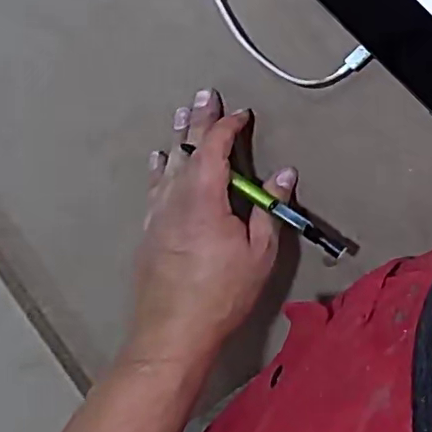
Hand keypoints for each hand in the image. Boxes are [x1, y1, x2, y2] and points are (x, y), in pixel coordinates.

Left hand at [120, 89, 292, 367]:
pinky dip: (160, 168)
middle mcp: (175, 200)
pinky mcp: (148, 232)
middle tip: (204, 95)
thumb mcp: (260, 252)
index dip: (228, 127)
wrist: (170, 337)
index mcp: (204, 200)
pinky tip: (159, 160)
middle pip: (187, 149)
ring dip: (178, 137)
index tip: (241, 115)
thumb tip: (282, 174)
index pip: (214, 149)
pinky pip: (154, 187)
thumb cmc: (221, 294)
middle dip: (198, 120)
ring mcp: (157, 216)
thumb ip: (269, 208)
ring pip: (168, 165)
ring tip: (181, 114)